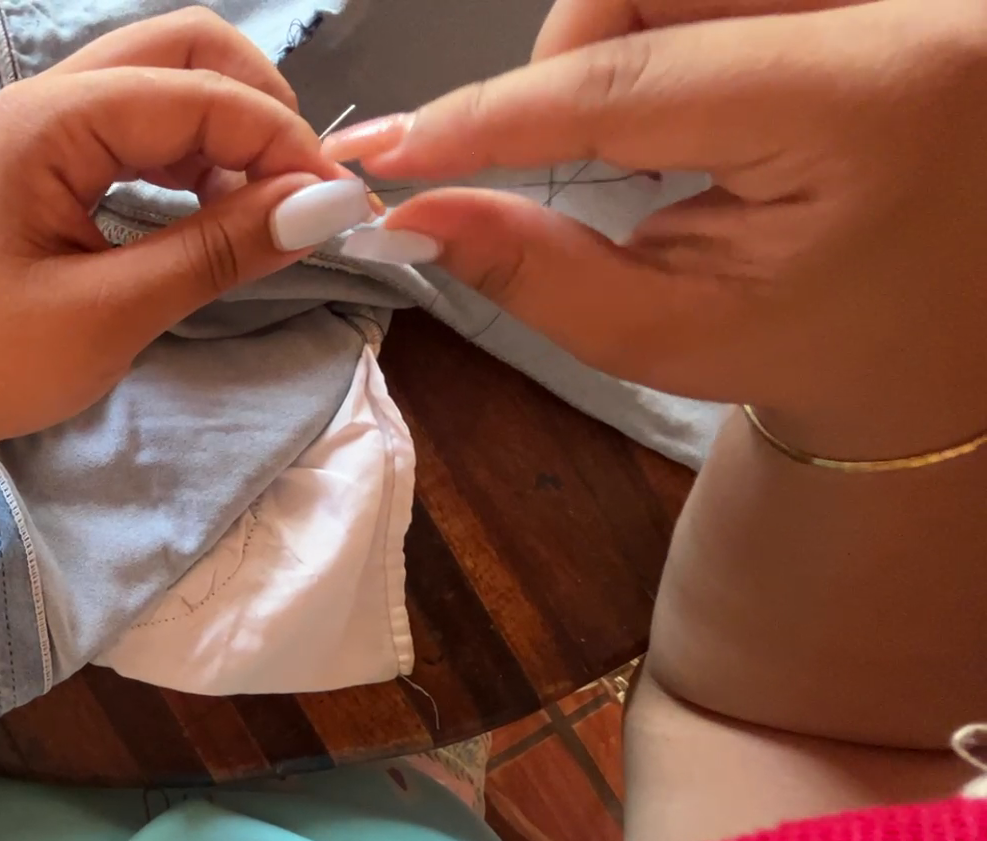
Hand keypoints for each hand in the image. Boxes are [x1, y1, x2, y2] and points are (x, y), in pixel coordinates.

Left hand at [0, 8, 373, 448]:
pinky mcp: (44, 168)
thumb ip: (217, 251)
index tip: (335, 202)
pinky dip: (184, 164)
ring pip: (160, 90)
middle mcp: (41, 102)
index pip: (195, 93)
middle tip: (295, 192)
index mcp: (47, 123)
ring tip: (256, 210)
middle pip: (182, 54)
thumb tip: (323, 207)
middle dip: (254, 112)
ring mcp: (39, 131)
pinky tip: (208, 209)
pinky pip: (133, 137)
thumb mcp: (114, 312)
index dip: (277, 140)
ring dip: (222, 136)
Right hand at [324, 0, 986, 458]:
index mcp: (878, 98)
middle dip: (556, 66)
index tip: (377, 149)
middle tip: (554, 159)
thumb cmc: (801, 341)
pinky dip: (650, 33)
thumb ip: (523, 268)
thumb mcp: (649, 329)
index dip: (484, 115)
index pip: (627, 81)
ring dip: (600, 49)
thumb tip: (408, 215)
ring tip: (634, 148)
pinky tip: (681, 109)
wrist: (945, 322)